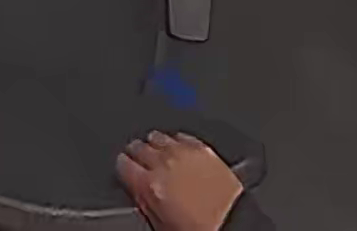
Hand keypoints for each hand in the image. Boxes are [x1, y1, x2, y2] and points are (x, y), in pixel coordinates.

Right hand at [116, 131, 243, 230]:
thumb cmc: (201, 230)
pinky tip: (179, 150)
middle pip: (138, 146)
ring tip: (158, 154)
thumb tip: (137, 191)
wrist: (234, 226)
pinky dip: (177, 142)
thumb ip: (145, 203)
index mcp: (150, 185)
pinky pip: (181, 136)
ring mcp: (183, 151)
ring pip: (158, 136)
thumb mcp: (162, 225)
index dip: (122, 166)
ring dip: (156, 145)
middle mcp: (163, 162)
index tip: (124, 168)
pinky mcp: (201, 147)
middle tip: (138, 160)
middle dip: (136, 153)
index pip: (123, 164)